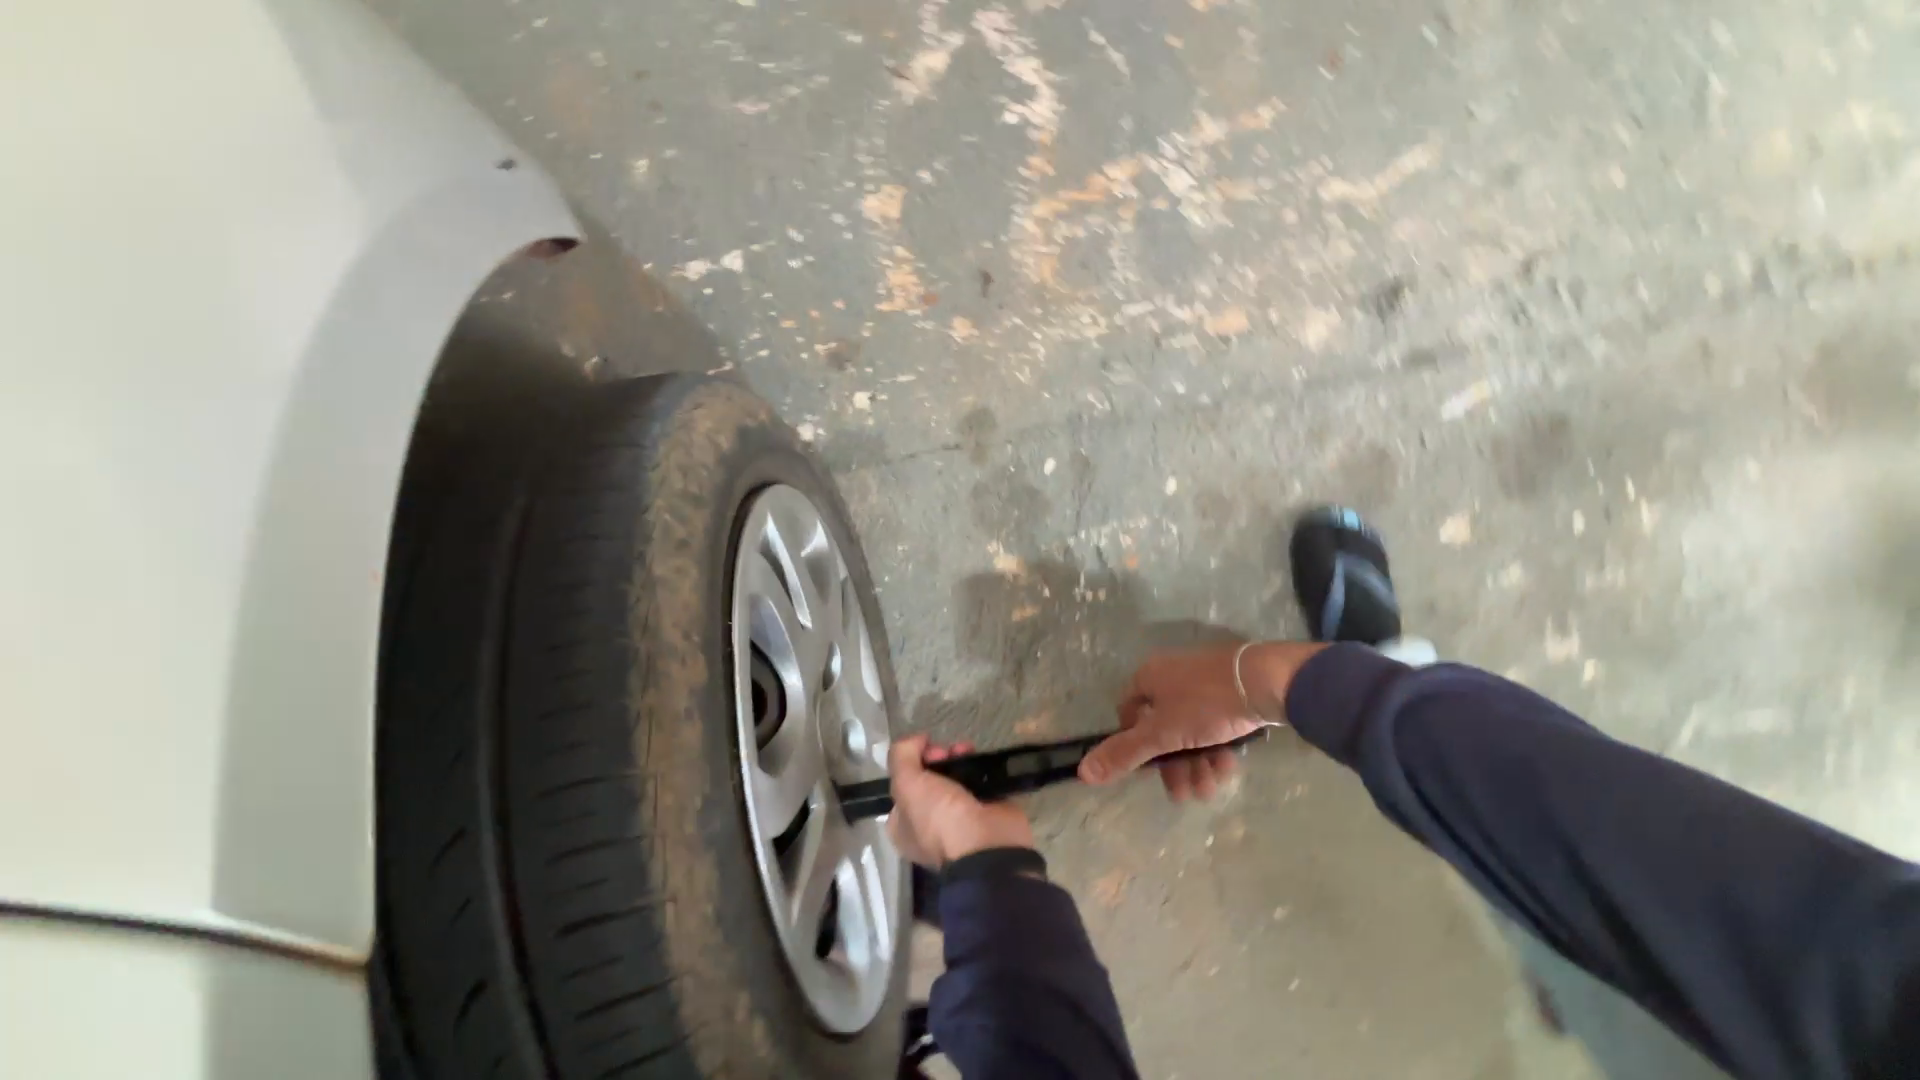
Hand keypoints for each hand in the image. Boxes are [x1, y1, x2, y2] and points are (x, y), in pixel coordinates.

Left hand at [887, 734, 1035, 868]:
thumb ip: (901, 756)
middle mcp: (928, 822)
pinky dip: (977, 766)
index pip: (902, 783)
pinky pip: (977, 781)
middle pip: (928, 777)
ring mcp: (958, 817)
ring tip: (964, 749)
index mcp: (904, 824)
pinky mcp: (983, 810)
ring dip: (957, 757)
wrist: (986, 843)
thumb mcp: (906, 785)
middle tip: (944, 752)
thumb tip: (916, 739)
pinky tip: (978, 757)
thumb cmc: (938, 818)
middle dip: (935, 757)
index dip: (910, 761)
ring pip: (953, 777)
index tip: (922, 750)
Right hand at [1079, 641, 1326, 799]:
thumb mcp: (1162, 734)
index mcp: (1148, 677)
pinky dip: (1216, 748)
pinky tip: (1228, 767)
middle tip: (1186, 793)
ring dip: (1197, 764)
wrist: (1267, 682)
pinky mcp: (1230, 692)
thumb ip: (1124, 754)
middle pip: (1162, 729)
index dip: (1135, 744)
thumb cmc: (1206, 704)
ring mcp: (1202, 682)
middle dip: (1174, 766)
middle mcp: (1171, 676)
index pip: (1128, 713)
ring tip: (1211, 788)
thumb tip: (1082, 772)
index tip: (1149, 769)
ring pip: (1191, 731)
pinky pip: (1214, 724)